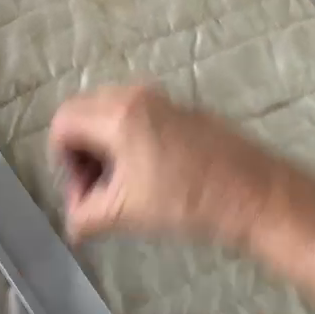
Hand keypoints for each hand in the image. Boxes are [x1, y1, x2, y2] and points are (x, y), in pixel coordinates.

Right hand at [48, 85, 290, 246]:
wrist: (252, 192)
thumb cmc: (188, 200)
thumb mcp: (126, 213)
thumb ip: (85, 216)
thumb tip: (73, 220)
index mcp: (116, 114)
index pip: (62, 122)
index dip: (62, 160)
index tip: (83, 191)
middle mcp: (132, 94)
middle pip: (82, 112)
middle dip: (82, 152)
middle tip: (99, 189)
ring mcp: (156, 95)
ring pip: (107, 111)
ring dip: (104, 145)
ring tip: (123, 183)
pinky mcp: (175, 104)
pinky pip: (133, 111)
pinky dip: (126, 137)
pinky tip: (148, 172)